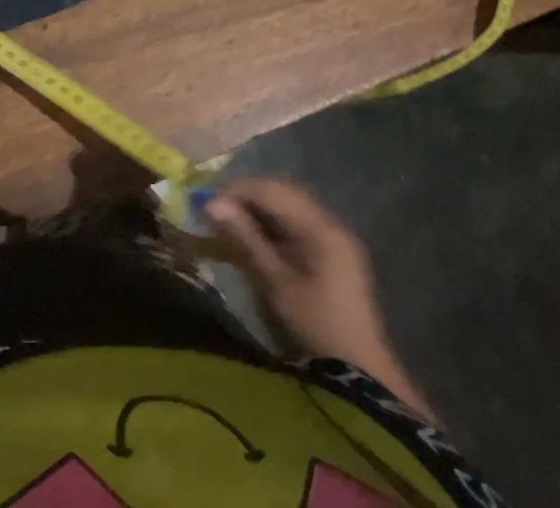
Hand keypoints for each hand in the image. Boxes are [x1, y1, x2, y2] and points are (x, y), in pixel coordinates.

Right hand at [204, 178, 390, 366]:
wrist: (356, 368)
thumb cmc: (313, 321)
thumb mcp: (274, 280)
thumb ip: (244, 238)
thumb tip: (210, 203)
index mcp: (322, 228)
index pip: (272, 191)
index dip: (235, 191)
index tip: (203, 202)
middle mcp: (330, 225)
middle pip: (282, 194)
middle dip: (244, 196)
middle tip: (210, 209)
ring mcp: (332, 240)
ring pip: (286, 208)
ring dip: (254, 210)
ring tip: (223, 221)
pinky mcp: (328, 255)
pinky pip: (293, 226)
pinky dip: (267, 225)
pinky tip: (247, 236)